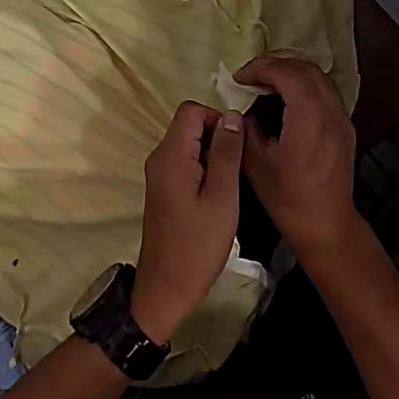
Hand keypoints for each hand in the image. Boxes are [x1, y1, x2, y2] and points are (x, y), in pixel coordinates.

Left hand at [133, 102, 242, 344]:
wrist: (167, 288)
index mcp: (171, 155)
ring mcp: (159, 174)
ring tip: (231, 184)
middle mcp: (160, 158)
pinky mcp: (164, 188)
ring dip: (214, 154)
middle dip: (218, 136)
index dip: (217, 118)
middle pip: (190, 125)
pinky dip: (205, 168)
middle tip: (238, 168)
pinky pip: (186, 162)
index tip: (237, 145)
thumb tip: (233, 116)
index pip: (191, 110)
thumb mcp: (222, 197)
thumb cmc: (198, 245)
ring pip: (190, 144)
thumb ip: (227, 153)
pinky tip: (219, 194)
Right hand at [235, 55, 360, 259]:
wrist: (326, 225)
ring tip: (266, 81)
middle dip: (275, 64)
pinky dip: (304, 84)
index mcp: (309, 118)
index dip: (261, 68)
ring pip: (319, 76)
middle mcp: (331, 111)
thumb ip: (245, 129)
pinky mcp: (344, 126)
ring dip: (292, 71)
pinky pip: (325, 91)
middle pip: (305, 68)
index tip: (240, 77)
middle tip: (250, 74)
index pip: (287, 73)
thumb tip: (240, 109)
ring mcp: (342, 118)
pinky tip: (286, 97)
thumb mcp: (255, 165)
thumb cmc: (289, 199)